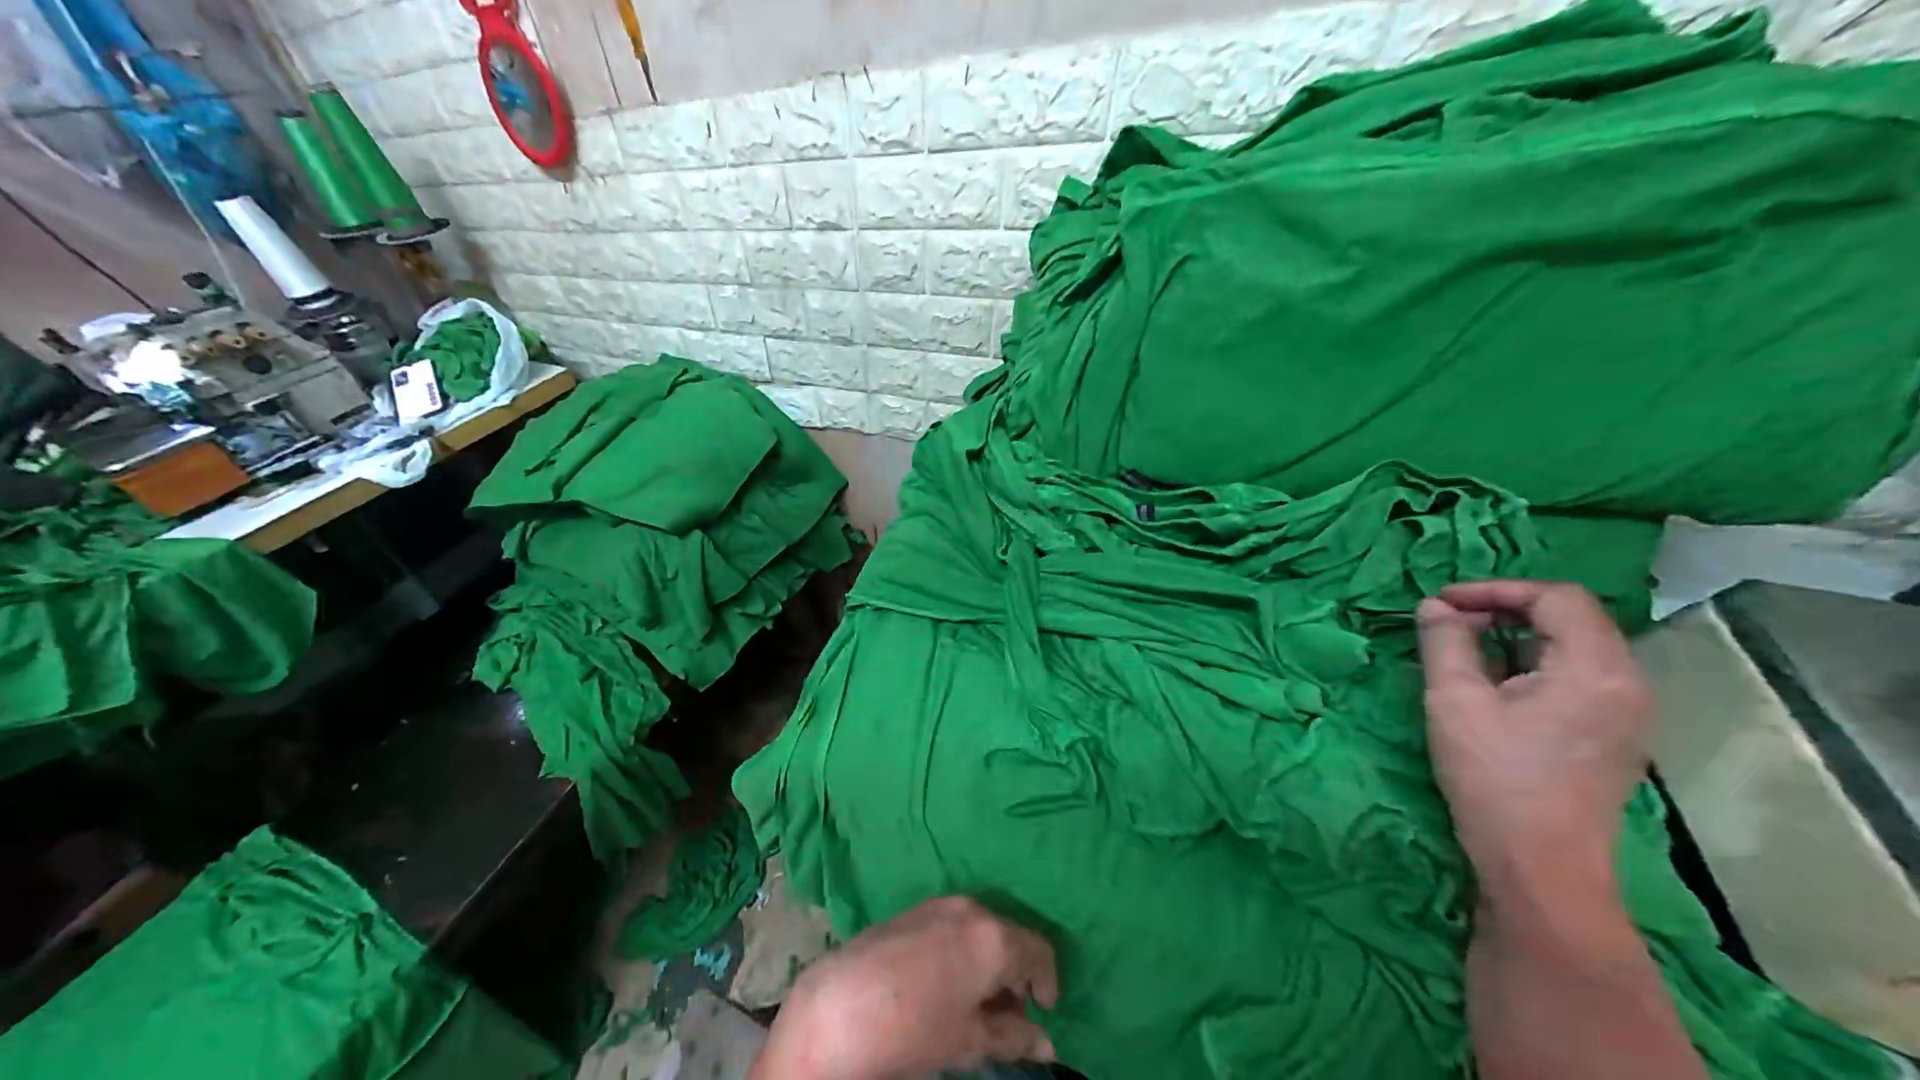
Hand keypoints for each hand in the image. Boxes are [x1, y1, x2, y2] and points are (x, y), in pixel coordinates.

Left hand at [751, 896, 1057, 1079]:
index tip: (1044, 1012)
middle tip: (1010, 1014)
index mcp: (993, 935)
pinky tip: (946, 983)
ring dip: (990, 961)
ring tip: (977, 1002)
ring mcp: (938, 904)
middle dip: (1017, 973)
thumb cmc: (913, 1027)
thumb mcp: (968, 1041)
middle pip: (1010, 935)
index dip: (1048, 982)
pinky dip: (964, 949)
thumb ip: (1013, 1037)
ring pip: (982, 928)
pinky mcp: (912, 910)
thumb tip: (1046, 1045)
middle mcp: (970, 908)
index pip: (1039, 950)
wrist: (838, 1007)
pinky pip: (954, 924)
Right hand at [1415, 580, 1654, 892]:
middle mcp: (1628, 682)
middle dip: (1505, 608)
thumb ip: (1445, 642)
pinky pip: (1577, 675)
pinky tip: (1495, 682)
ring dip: (1518, 635)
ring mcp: (1627, 711)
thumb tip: (1434, 606)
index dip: (1495, 589)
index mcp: (1598, 668)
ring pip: (1574, 645)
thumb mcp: (1454, 701)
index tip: (1442, 602)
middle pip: (1571, 617)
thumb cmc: (1494, 777)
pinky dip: (1533, 662)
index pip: (1555, 597)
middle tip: (1450, 621)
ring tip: (1464, 648)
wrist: (1540, 865)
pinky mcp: (1615, 733)